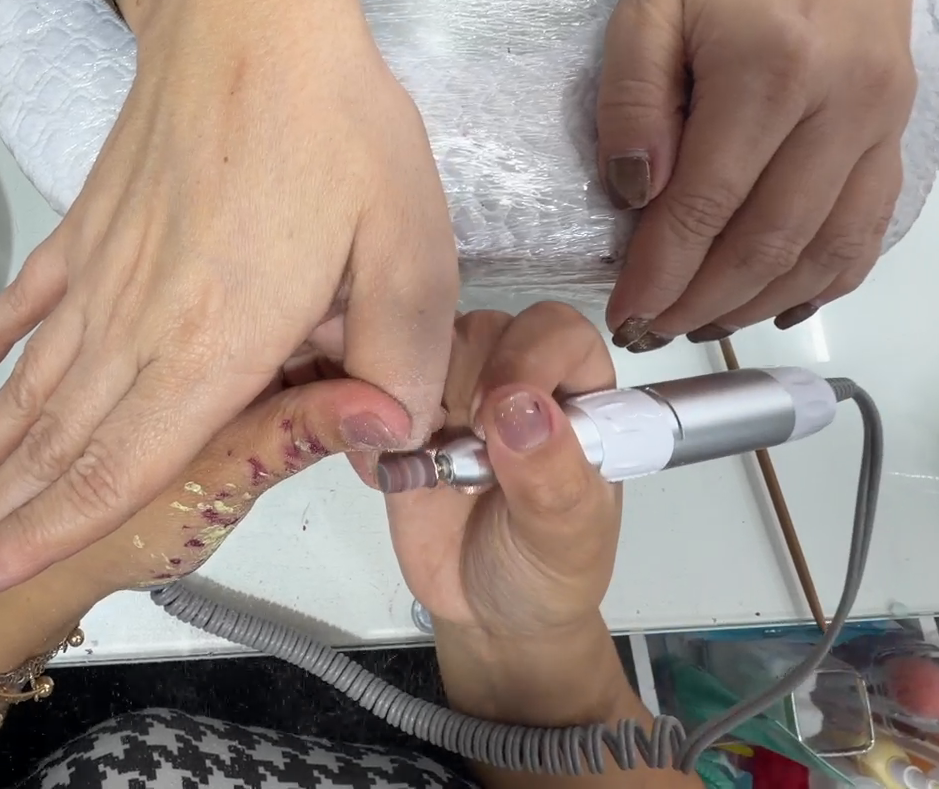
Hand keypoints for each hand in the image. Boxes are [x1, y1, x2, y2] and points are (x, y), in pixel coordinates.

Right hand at [0, 0, 458, 596]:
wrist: (250, 12)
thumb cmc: (335, 126)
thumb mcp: (411, 244)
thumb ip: (401, 354)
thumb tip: (384, 435)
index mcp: (215, 341)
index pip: (125, 462)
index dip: (59, 531)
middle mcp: (140, 320)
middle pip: (63, 436)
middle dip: (5, 514)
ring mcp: (101, 267)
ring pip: (36, 379)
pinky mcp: (89, 220)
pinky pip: (32, 292)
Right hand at [383, 305, 702, 788]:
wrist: (481, 610)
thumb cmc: (544, 571)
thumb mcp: (565, 540)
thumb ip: (553, 479)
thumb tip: (520, 406)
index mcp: (572, 391)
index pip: (556, 331)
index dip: (526, 356)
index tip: (495, 414)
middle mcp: (511, 375)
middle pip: (480, 329)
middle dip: (461, 380)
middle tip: (451, 443)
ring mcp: (449, 390)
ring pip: (421, 344)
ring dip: (410, 392)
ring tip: (416, 452)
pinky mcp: (398, 411)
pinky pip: (373, 379)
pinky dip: (366, 408)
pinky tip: (384, 457)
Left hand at [599, 0, 918, 349]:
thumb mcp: (645, 10)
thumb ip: (633, 101)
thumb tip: (638, 192)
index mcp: (769, 71)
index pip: (706, 203)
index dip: (661, 272)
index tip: (623, 313)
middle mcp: (842, 107)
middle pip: (768, 239)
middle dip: (701, 301)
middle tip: (649, 332)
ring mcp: (883, 122)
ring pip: (825, 246)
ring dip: (757, 301)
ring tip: (696, 326)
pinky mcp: (897, 129)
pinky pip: (869, 225)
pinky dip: (825, 278)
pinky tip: (779, 304)